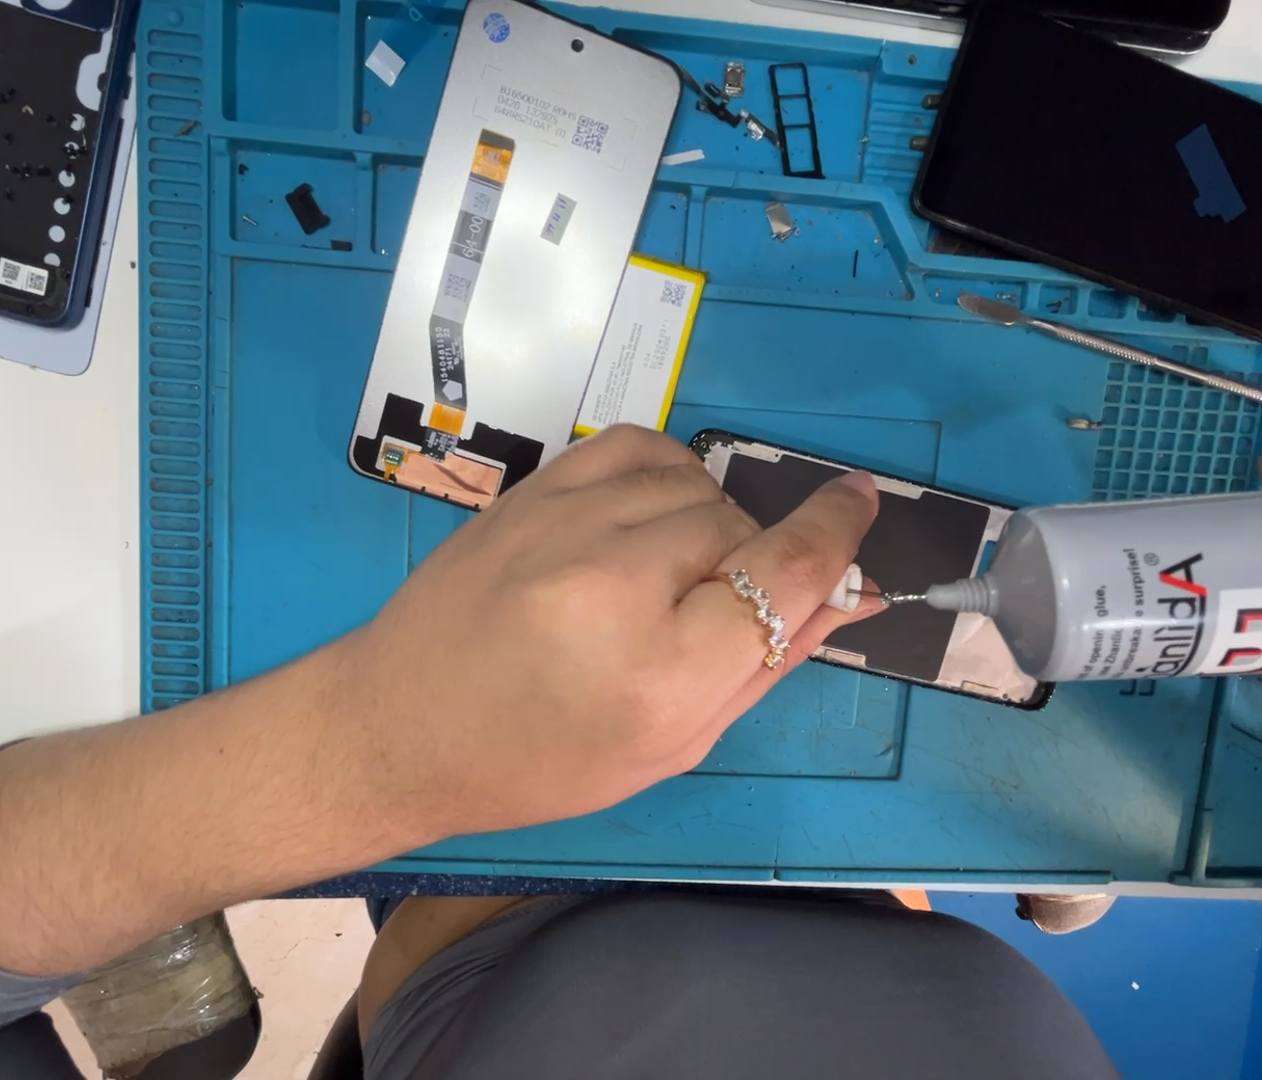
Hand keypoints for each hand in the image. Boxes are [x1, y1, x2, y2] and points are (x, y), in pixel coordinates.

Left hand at [324, 425, 882, 840]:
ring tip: (670, 572)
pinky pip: (637, 445)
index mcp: (659, 676)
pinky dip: (667, 473)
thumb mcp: (668, 745)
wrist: (401, 723)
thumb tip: (849, 598)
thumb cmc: (539, 762)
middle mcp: (616, 585)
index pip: (782, 577)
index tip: (859, 502)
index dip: (835, 536)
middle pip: (739, 529)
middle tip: (711, 608)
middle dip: (751, 562)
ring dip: (708, 522)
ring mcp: (565, 524)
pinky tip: (651, 512)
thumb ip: (766, 667)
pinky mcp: (532, 491)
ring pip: (693, 485)